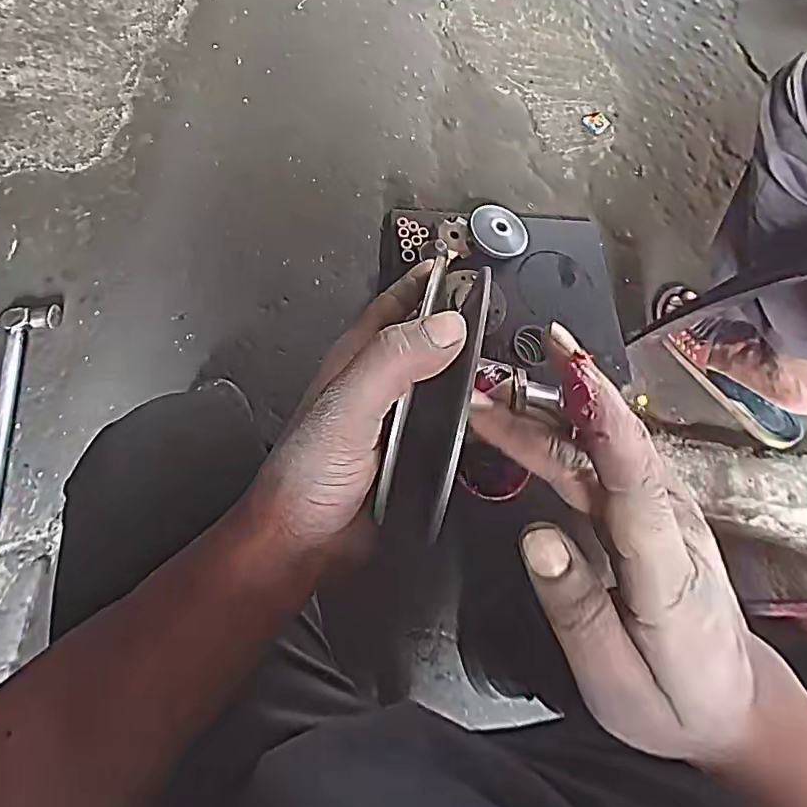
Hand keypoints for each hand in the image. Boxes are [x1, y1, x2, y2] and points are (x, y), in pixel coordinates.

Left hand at [243, 260, 466, 558]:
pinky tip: (489, 410)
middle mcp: (379, 381)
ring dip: (470, 366)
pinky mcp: (414, 448)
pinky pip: (450, 418)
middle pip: (425, 336)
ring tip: (502, 356)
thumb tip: (447, 325)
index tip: (463, 265)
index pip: (397, 302)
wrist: (304, 541)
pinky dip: (471, 408)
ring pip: (441, 376)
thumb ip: (394, 361)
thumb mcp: (348, 407)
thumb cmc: (305, 475)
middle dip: (459, 319)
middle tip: (495, 309)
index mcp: (357, 357)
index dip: (429, 281)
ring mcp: (398, 416)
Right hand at [469, 323, 783, 768]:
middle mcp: (669, 521)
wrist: (731, 700)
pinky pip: (601, 455)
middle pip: (612, 445)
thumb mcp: (618, 682)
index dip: (603, 418)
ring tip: (494, 391)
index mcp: (667, 567)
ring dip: (550, 408)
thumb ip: (576, 608)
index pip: (634, 476)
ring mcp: (661, 507)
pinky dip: (562, 426)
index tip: (573, 373)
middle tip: (498, 377)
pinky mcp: (648, 505)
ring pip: (601, 444)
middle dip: (557, 399)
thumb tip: (536, 541)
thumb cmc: (679, 698)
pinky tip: (530, 413)